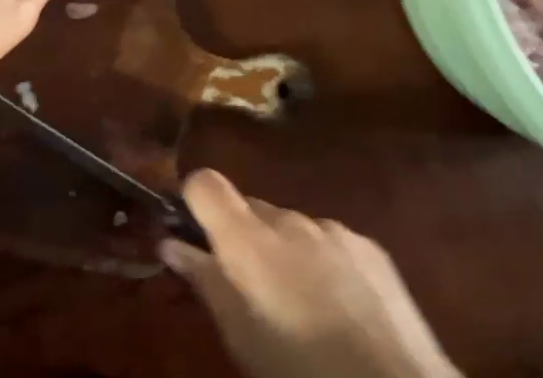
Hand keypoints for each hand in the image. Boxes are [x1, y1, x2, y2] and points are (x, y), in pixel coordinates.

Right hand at [161, 171, 460, 377]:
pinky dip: (323, 261)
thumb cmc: (298, 368)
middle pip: (249, 207)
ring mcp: (334, 230)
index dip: (194, 200)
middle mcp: (288, 220)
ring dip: (284, 250)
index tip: (195, 234)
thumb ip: (204, 280)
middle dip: (242, 235)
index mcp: (247, 238)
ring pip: (290, 226)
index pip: (205, 182)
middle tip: (248, 285)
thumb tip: (170, 244)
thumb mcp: (239, 335)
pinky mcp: (371, 248)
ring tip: (300, 303)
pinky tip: (340, 306)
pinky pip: (330, 241)